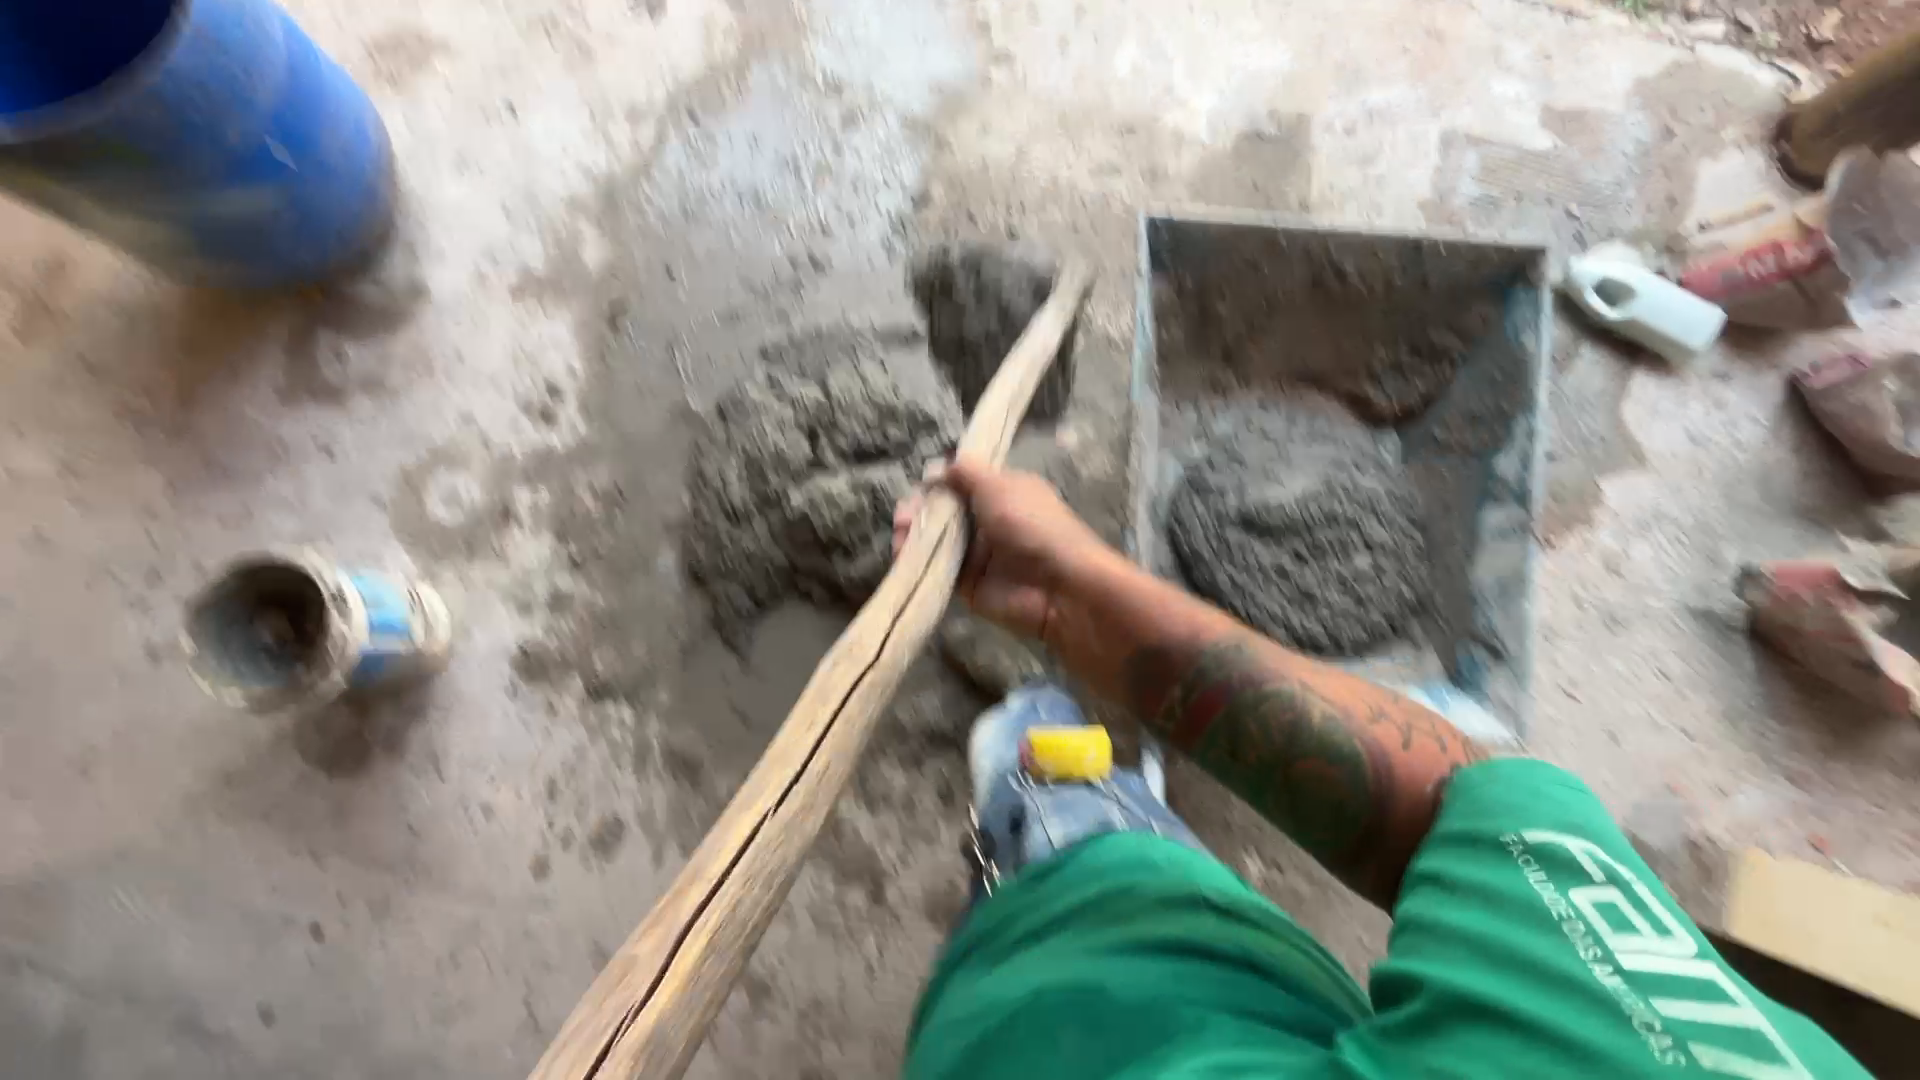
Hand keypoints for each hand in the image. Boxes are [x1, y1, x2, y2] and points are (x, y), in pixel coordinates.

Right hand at [892, 460, 1114, 643]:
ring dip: (913, 533)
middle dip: (920, 508)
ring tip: (900, 534)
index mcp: (1002, 492)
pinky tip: (901, 554)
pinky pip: (936, 568)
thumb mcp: (999, 485)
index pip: (962, 482)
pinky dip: (916, 561)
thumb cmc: (1032, 525)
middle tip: (905, 515)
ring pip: (935, 539)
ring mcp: (977, 553)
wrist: (1059, 586)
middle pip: (943, 510)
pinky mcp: (967, 584)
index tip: (924, 483)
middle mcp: (988, 520)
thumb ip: (966, 473)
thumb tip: (937, 467)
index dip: (939, 481)